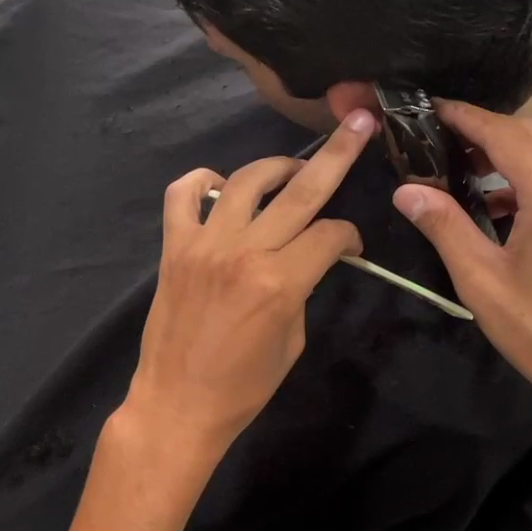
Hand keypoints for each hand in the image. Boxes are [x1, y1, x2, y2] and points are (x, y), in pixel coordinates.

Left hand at [122, 110, 377, 469]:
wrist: (177, 406)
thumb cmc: (243, 387)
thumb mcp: (293, 340)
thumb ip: (302, 289)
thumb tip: (307, 259)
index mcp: (281, 281)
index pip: (330, 234)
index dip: (350, 237)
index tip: (352, 247)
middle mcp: (245, 251)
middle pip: (301, 190)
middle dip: (337, 155)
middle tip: (357, 125)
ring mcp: (204, 244)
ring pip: (247, 181)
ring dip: (276, 167)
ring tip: (292, 170)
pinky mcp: (174, 247)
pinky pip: (183, 195)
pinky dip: (203, 181)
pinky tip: (221, 186)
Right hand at [391, 101, 531, 430]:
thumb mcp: (480, 279)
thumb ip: (443, 225)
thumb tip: (406, 189)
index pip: (502, 132)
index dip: (462, 116)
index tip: (426, 107)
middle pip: (525, 134)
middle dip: (480, 128)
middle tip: (433, 133)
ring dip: (502, 150)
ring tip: (455, 161)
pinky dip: (523, 174)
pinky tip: (491, 198)